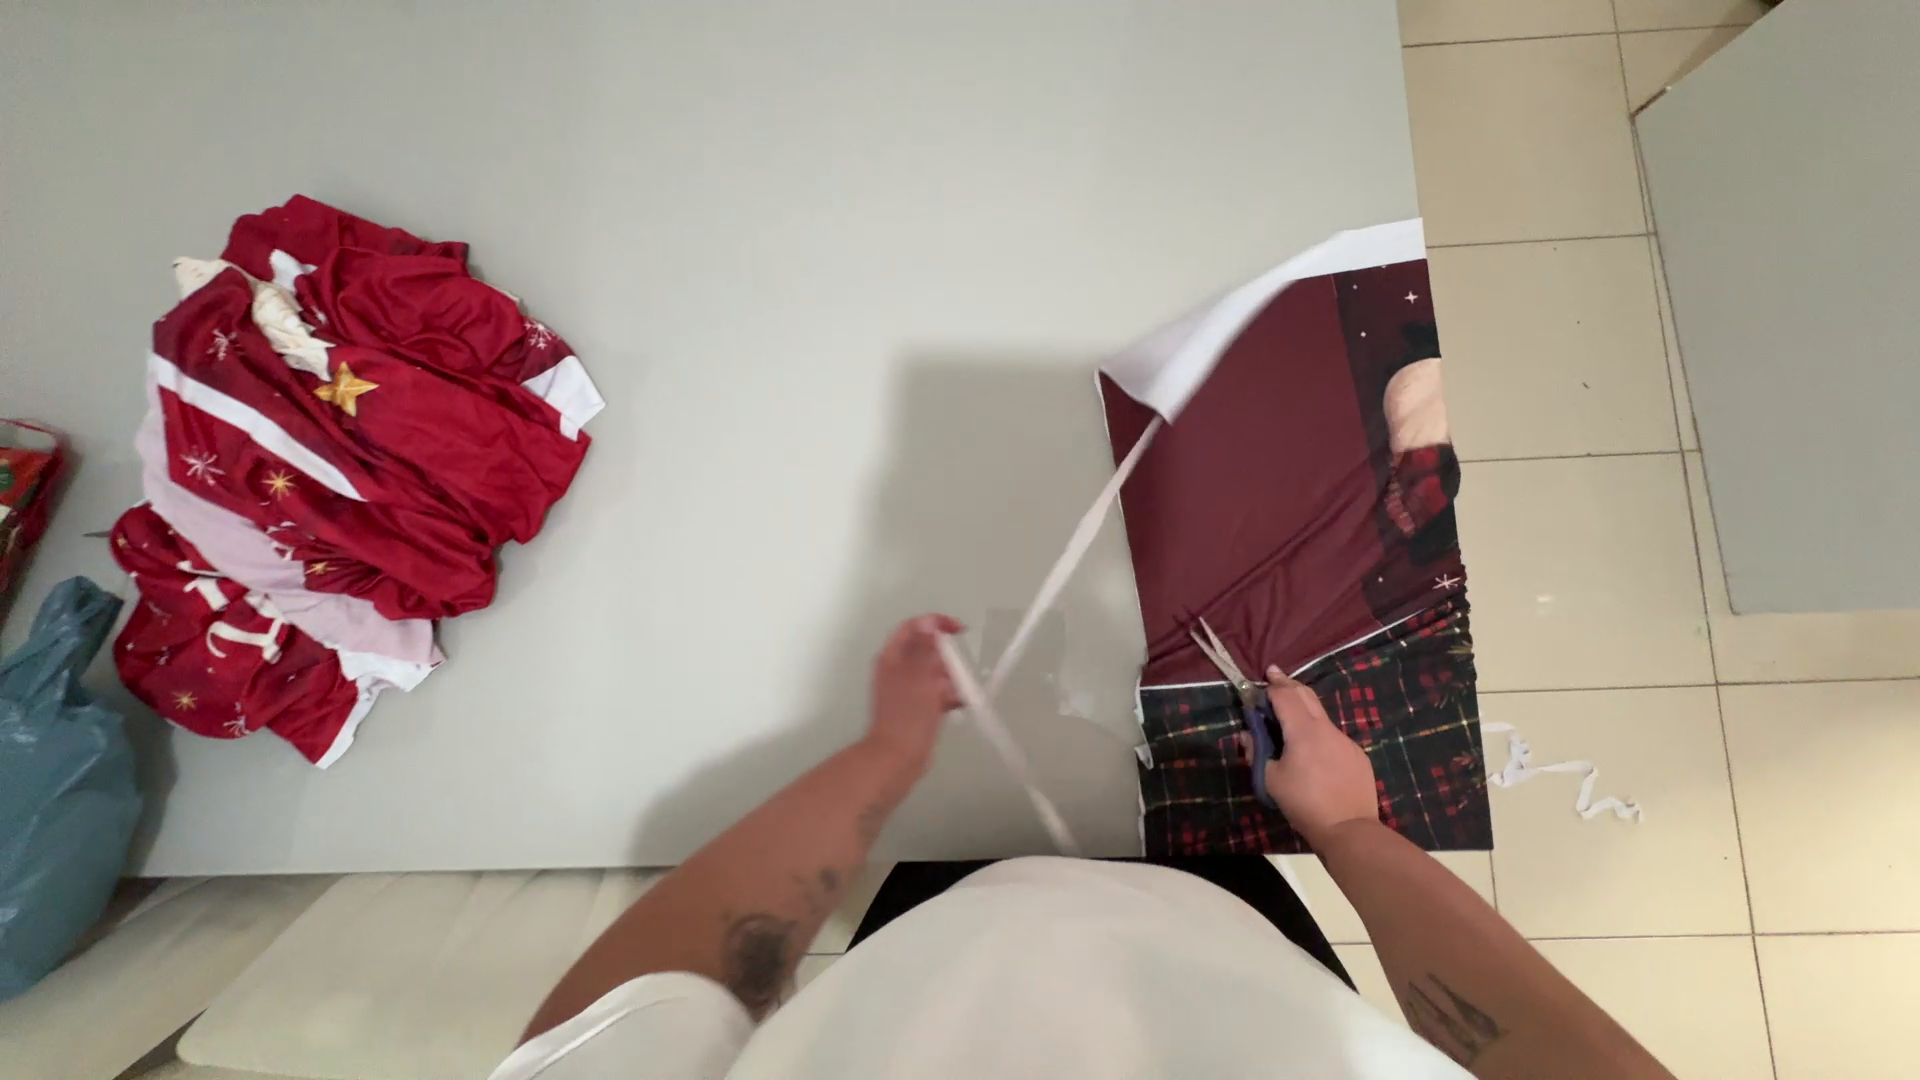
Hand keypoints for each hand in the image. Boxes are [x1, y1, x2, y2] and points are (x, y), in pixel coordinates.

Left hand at [865, 614, 964, 770]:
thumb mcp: (918, 676)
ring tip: (963, 689)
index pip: (913, 628)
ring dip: (952, 677)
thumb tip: (930, 625)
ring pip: (935, 673)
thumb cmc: (907, 714)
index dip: (935, 623)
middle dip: (947, 656)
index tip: (958, 630)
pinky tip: (963, 702)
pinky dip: (950, 695)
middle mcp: (898, 670)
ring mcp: (909, 690)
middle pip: (926, 650)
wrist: (897, 757)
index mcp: (892, 658)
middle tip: (959, 667)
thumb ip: (925, 648)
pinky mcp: (919, 708)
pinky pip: (938, 694)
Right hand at [1262, 665, 1380, 848]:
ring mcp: (1345, 741)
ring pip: (1321, 715)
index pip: (1284, 695)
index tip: (1257, 686)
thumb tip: (1246, 734)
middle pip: (1306, 694)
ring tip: (1289, 714)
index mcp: (1303, 730)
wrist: (1350, 830)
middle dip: (1287, 683)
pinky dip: (1318, 733)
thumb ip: (1256, 752)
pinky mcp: (1357, 755)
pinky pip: (1333, 736)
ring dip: (1303, 708)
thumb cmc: (1304, 803)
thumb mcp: (1270, 780)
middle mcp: (1326, 728)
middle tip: (1273, 674)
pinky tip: (1313, 751)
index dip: (1268, 688)